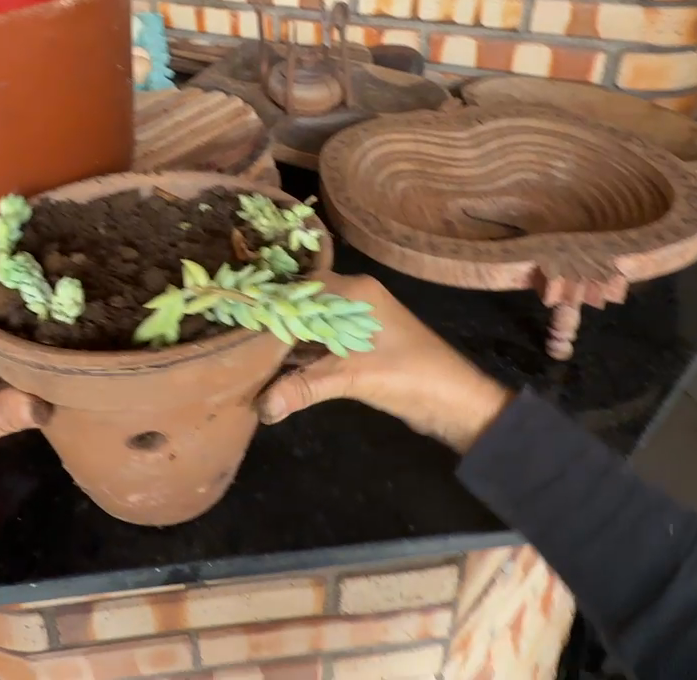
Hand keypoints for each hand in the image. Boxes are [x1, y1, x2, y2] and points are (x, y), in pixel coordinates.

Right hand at [258, 274, 510, 452]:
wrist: (460, 404)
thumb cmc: (412, 377)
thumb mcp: (354, 379)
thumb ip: (304, 388)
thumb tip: (262, 407)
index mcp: (355, 292)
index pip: (300, 288)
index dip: (269, 303)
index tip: (235, 316)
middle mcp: (354, 298)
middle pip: (303, 304)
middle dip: (275, 322)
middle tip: (236, 337)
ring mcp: (359, 321)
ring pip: (312, 323)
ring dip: (288, 340)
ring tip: (247, 353)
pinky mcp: (361, 344)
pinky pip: (323, 340)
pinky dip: (303, 352)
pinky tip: (277, 367)